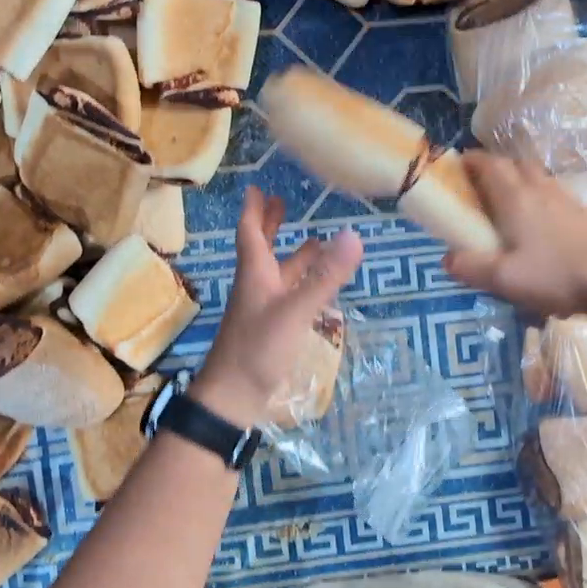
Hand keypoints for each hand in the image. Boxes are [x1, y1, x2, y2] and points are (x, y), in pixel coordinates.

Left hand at [193, 188, 362, 427]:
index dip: (255, 211)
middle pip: (262, 250)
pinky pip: (287, 297)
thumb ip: (325, 276)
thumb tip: (354, 235)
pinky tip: (315, 290)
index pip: (251, 234)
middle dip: (271, 226)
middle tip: (282, 204)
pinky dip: (301, 285)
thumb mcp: (295, 311)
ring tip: (314, 242)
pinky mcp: (270, 332)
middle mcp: (257, 288)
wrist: (232, 399)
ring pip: (278, 275)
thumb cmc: (257, 349)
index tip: (257, 189)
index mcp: (256, 276)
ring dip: (293, 257)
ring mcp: (263, 311)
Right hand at [442, 152, 586, 318]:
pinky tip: (537, 224)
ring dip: (515, 181)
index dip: (469, 162)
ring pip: (534, 177)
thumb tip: (447, 258)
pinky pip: (551, 193)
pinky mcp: (582, 212)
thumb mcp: (502, 278)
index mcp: (515, 197)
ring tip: (504, 206)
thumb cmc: (555, 275)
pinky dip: (536, 197)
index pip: (488, 164)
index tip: (455, 169)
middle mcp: (539, 188)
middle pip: (512, 164)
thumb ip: (469, 266)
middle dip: (491, 169)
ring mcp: (565, 198)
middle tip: (477, 190)